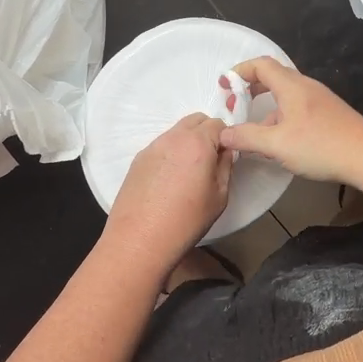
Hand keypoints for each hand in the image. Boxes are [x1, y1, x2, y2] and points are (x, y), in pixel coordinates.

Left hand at [105, 113, 232, 268]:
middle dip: (207, 133)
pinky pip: (161, 146)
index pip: (218, 124)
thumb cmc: (185, 221)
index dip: (225, 138)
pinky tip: (168, 181)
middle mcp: (173, 137)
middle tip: (209, 161)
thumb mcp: (219, 196)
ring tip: (187, 173)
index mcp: (198, 142)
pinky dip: (171, 153)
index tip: (225, 158)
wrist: (138, 241)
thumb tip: (224, 152)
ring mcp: (152, 146)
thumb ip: (225, 167)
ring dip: (188, 142)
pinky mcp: (137, 159)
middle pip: (196, 120)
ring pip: (177, 132)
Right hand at [218, 57, 362, 182]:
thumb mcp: (277, 144)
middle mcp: (306, 86)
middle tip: (235, 105)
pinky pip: (297, 108)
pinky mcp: (328, 115)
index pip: (261, 64)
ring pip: (286, 95)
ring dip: (266, 107)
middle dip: (250, 88)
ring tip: (253, 132)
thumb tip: (223, 133)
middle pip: (274, 76)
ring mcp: (319, 100)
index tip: (224, 86)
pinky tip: (279, 143)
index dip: (240, 71)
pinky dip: (281, 117)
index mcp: (292, 86)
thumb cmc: (320, 146)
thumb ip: (247, 137)